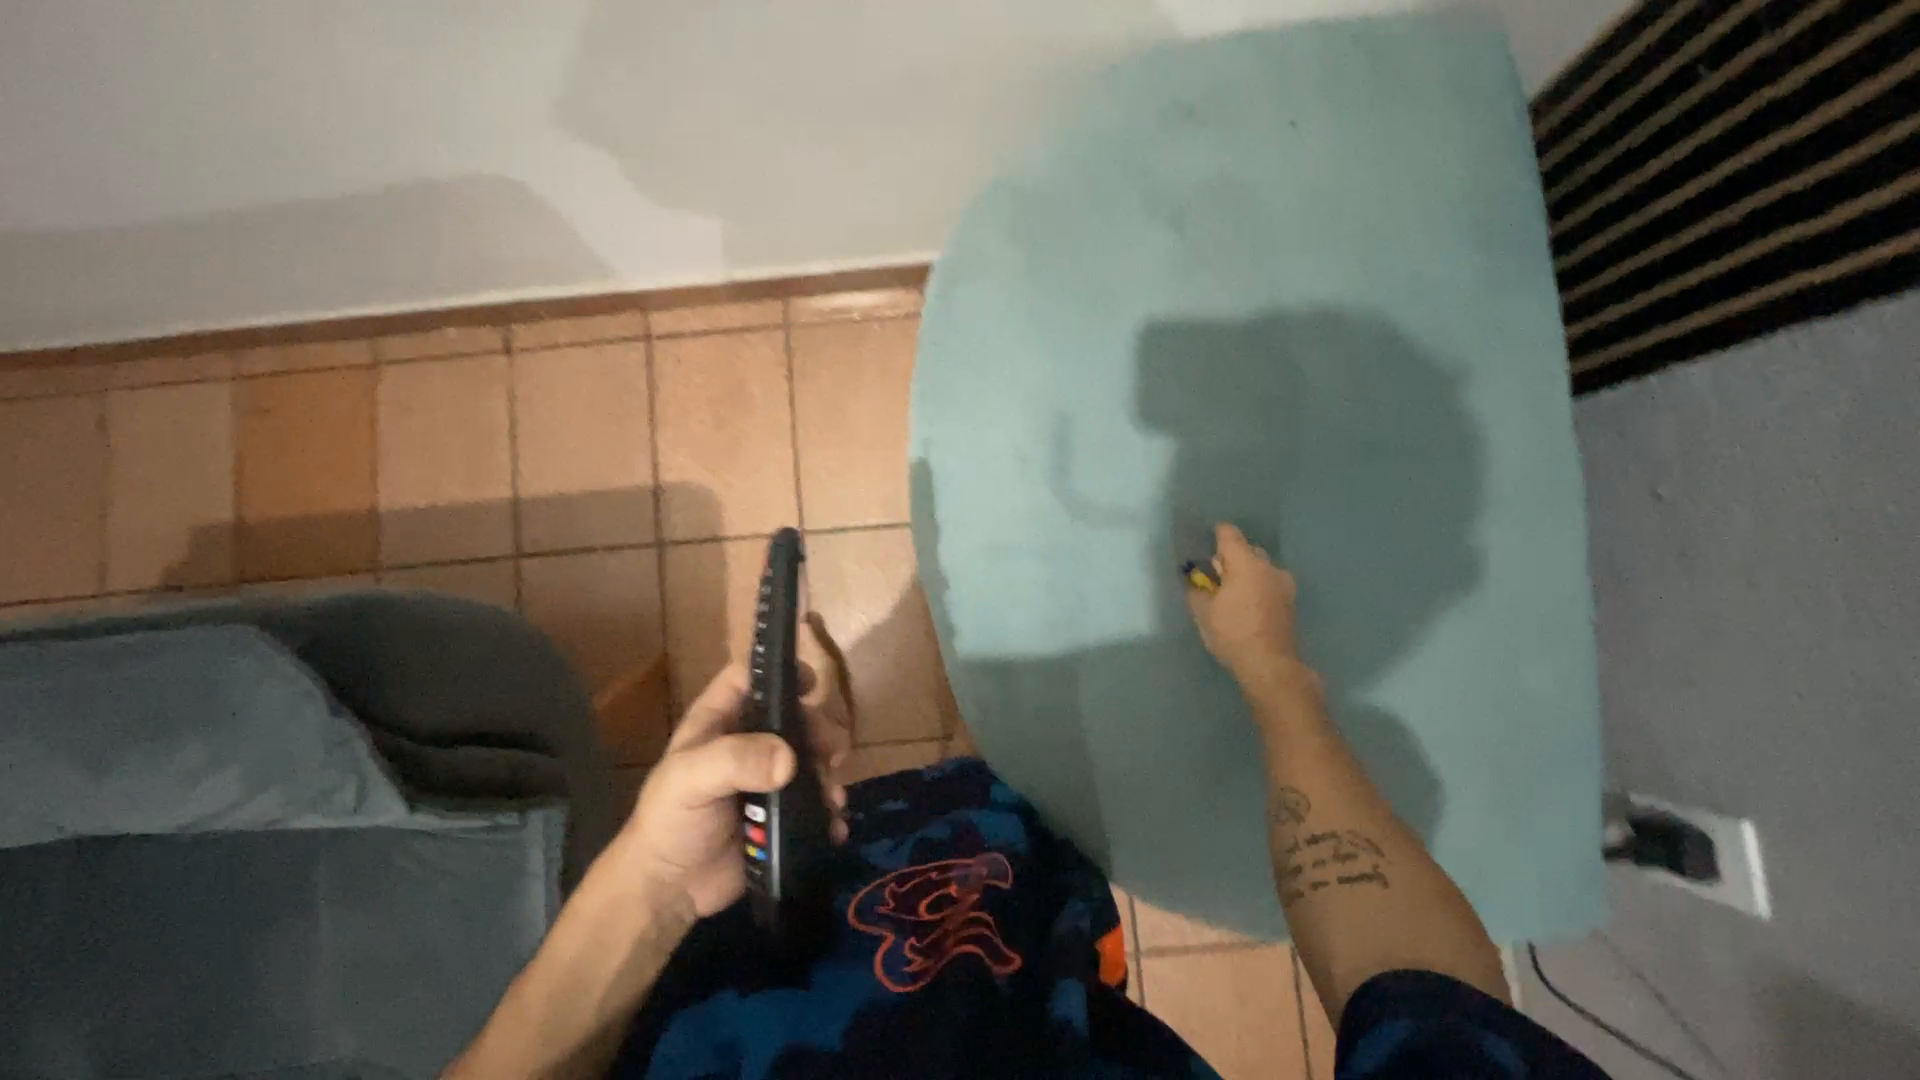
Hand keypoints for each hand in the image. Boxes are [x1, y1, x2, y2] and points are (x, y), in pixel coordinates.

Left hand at [608, 663, 850, 917]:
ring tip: (834, 798)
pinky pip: (816, 802)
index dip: (779, 672)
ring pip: (811, 758)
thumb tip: (790, 758)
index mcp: (719, 721)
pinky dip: (830, 811)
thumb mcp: (690, 782)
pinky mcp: (782, 814)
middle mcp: (747, 743)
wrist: (670, 889)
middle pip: (793, 716)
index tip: (811, 685)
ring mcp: (767, 779)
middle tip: (833, 754)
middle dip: (819, 730)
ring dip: (830, 773)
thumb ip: (735, 761)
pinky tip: (834, 825)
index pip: (750, 677)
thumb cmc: (671, 821)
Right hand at [1186, 523, 1314, 692]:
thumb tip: (1195, 580)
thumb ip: (1196, 590)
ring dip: (1247, 572)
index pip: (1229, 534)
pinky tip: (1248, 605)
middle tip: (1216, 575)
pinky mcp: (1290, 601)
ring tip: (1233, 592)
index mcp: (1245, 563)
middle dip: (1231, 557)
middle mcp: (1268, 567)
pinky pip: (1270, 583)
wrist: (1270, 664)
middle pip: (1248, 549)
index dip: (1216, 533)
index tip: (1206, 542)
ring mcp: (1284, 584)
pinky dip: (1258, 587)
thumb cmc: (1232, 632)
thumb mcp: (1202, 612)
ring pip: (1262, 567)